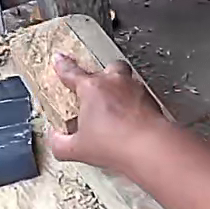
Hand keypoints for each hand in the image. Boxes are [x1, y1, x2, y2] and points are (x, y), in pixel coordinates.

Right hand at [46, 54, 174, 174]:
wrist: (150, 147)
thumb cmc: (115, 143)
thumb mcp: (77, 149)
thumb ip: (59, 142)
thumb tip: (56, 139)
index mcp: (92, 88)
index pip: (72, 72)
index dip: (63, 65)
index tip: (60, 59)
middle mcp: (115, 83)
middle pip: (107, 69)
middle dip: (101, 76)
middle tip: (95, 90)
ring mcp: (137, 89)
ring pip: (127, 80)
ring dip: (121, 90)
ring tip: (116, 107)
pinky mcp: (153, 101)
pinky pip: (141, 97)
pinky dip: (136, 104)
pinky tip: (132, 118)